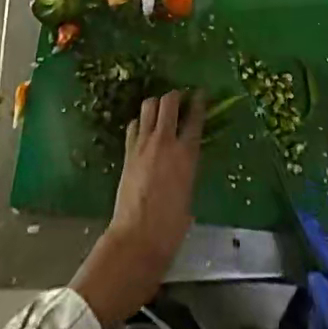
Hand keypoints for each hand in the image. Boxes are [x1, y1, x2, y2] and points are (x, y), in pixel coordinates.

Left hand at [69, 90, 204, 328]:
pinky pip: (134, 125)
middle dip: (174, 95)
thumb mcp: (189, 193)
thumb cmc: (172, 225)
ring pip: (148, 106)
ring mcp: (143, 143)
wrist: (139, 235)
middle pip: (168, 102)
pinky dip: (140, 121)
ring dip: (156, 103)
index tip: (200, 93)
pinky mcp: (127, 150)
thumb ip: (187, 170)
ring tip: (161, 108)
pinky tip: (143, 128)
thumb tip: (183, 162)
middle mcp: (165, 142)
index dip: (198, 102)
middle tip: (179, 96)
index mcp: (186, 155)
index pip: (195, 119)